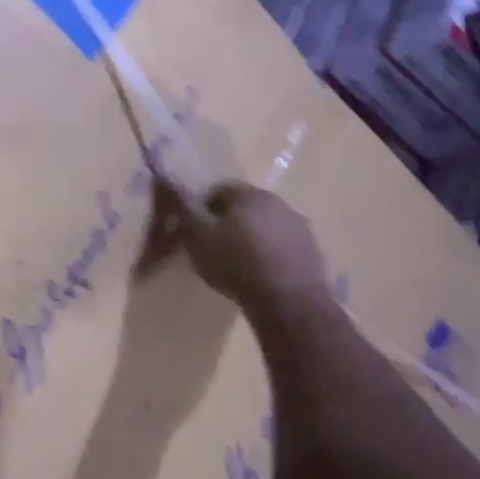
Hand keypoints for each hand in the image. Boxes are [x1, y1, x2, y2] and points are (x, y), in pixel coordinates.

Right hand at [164, 180, 329, 313]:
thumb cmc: (234, 262)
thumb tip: (167, 177)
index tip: (193, 229)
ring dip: (248, 236)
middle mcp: (279, 203)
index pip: (218, 189)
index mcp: (250, 195)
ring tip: (234, 261)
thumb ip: (183, 205)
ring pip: (264, 224)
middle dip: (226, 220)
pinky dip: (267, 252)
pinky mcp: (312, 251)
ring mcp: (300, 227)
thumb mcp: (196, 234)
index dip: (201, 207)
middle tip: (210, 244)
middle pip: (243, 205)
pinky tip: (257, 272)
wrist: (288, 301)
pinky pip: (281, 244)